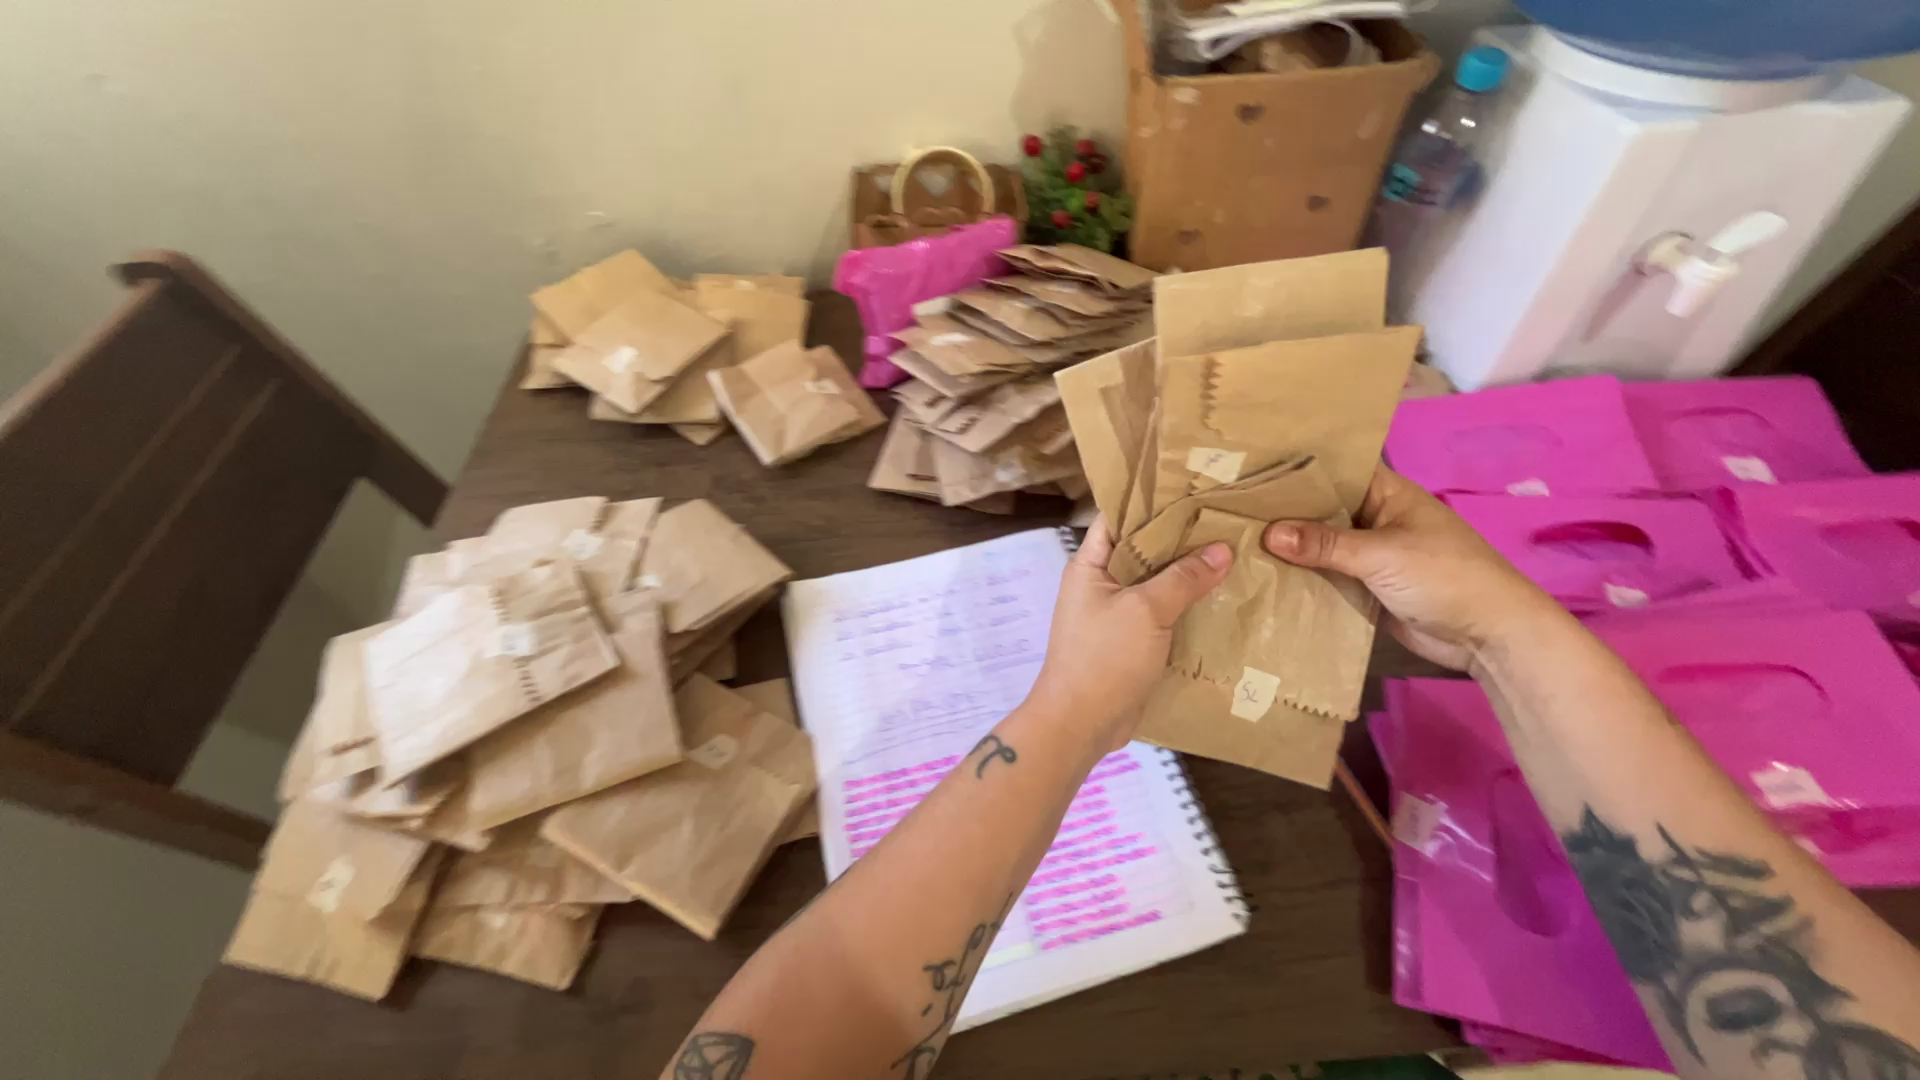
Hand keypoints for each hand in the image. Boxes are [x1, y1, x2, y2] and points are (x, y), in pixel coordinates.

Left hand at [1031, 515, 1231, 752]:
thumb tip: (1223, 549)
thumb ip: (1183, 578)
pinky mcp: (1131, 640)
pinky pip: (1161, 612)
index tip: (1195, 485)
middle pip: (1142, 548)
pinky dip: (1186, 604)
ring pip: (1155, 582)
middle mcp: (1101, 582)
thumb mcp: (1146, 611)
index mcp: (1090, 564)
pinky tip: (1222, 595)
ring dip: (1187, 572)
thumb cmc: (1104, 658)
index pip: (1119, 516)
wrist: (1082, 722)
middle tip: (1227, 515)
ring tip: (1234, 548)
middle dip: (1180, 536)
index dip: (1152, 500)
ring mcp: (1115, 613)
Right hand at [1263, 465, 1563, 670]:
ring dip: (1287, 549)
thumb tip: (1267, 533)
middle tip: (1228, 510)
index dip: (1296, 470)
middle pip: (1320, 510)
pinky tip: (1261, 577)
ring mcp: (1367, 554)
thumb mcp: (1382, 554)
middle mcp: (1373, 518)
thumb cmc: (1444, 576)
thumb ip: (1324, 544)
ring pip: (1318, 545)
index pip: (1334, 471)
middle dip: (1281, 512)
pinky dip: (1300, 577)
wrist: (1488, 635)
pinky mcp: (1363, 586)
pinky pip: (1324, 576)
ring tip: (1233, 542)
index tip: (1248, 470)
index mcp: (1386, 494)